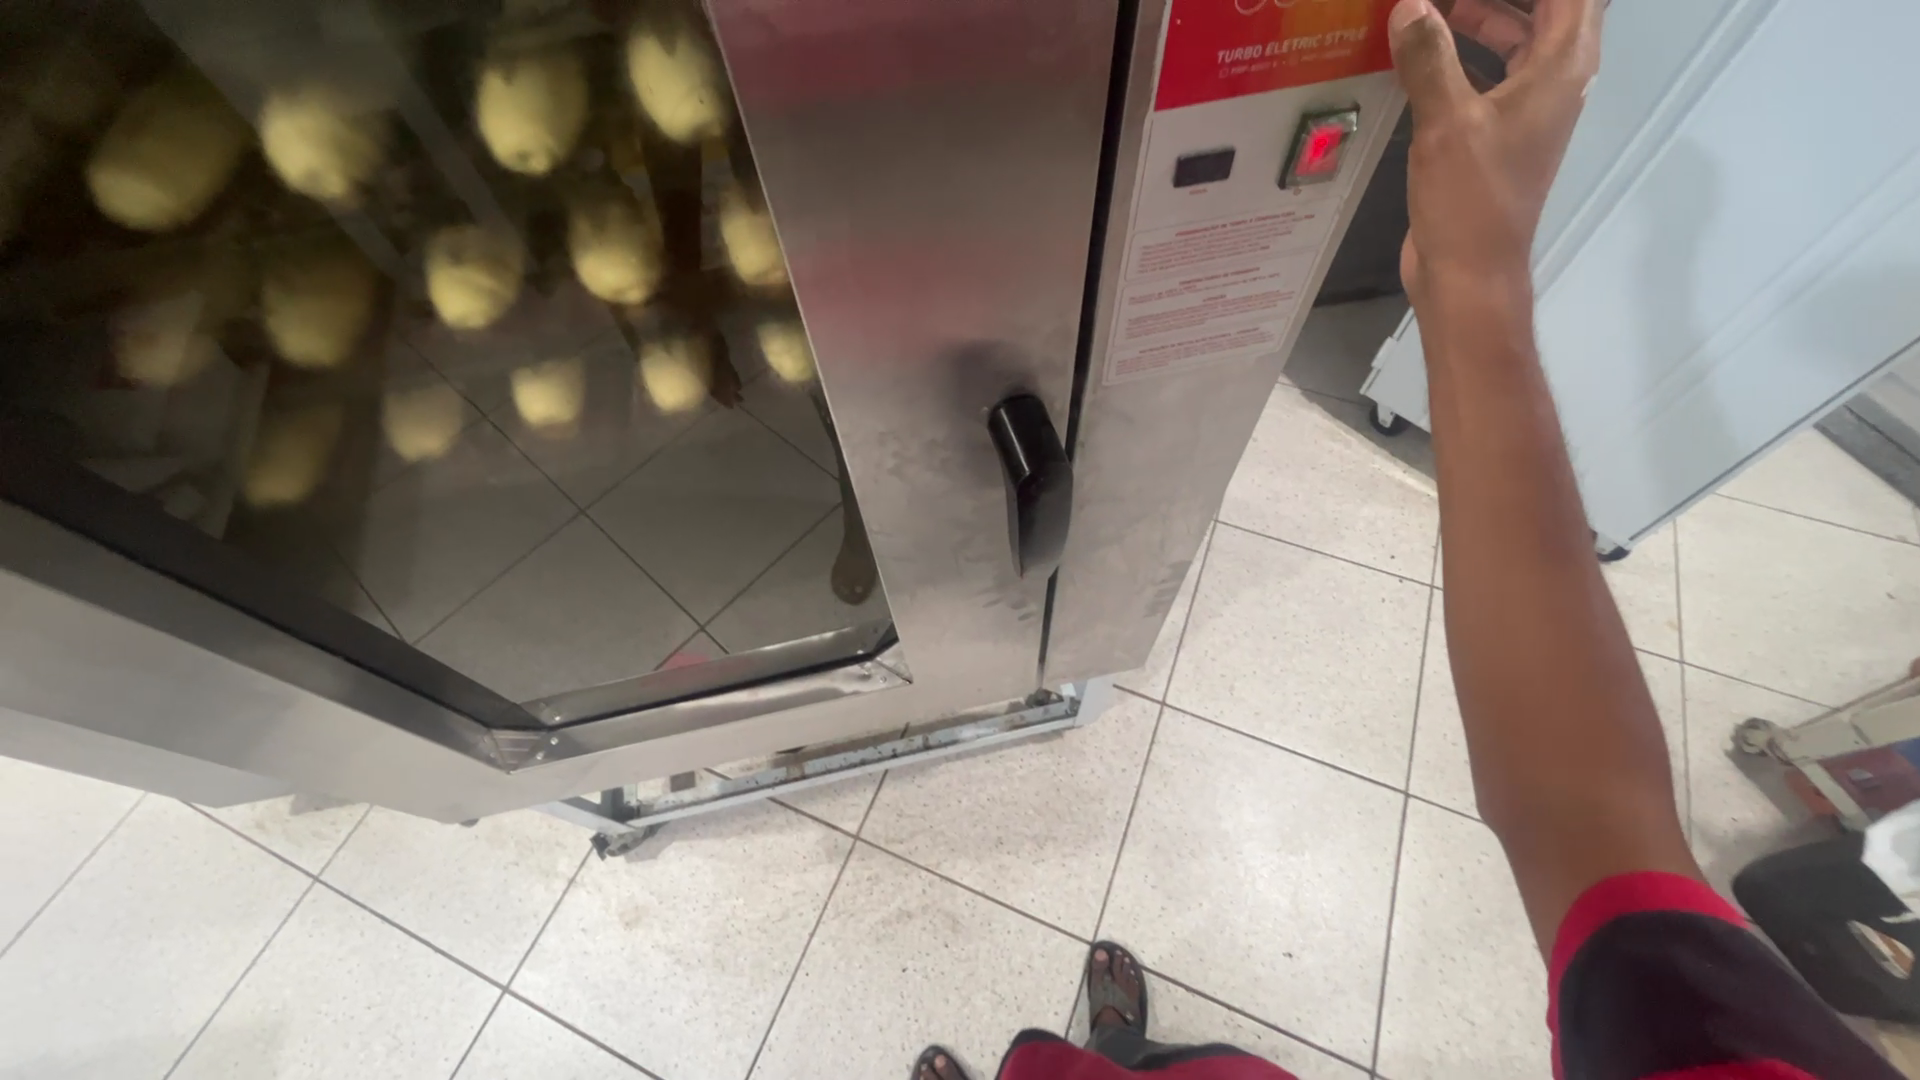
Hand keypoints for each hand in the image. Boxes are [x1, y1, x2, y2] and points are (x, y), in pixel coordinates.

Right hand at [1390, 0, 1601, 311]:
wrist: (1468, 271)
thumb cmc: (1471, 198)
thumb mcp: (1446, 123)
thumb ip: (1429, 58)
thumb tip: (1409, 6)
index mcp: (1562, 63)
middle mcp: (1554, 79)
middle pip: (1545, 7)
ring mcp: (1525, 109)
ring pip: (1514, 40)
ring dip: (1479, 17)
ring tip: (1432, 8)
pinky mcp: (1495, 136)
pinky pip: (1486, 77)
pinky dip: (1460, 60)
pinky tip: (1421, 59)